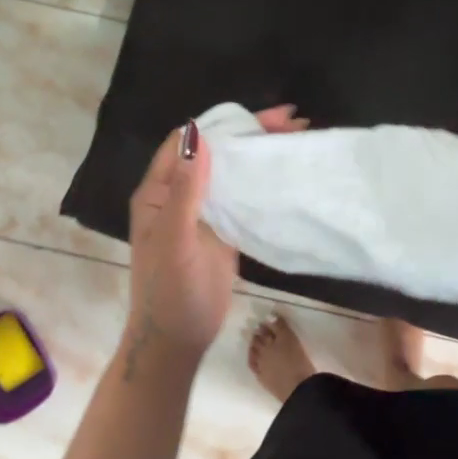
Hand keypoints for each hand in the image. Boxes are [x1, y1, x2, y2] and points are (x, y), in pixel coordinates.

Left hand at [124, 106, 309, 369]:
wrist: (176, 341)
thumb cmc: (168, 292)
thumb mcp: (175, 241)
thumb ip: (186, 191)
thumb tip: (200, 137)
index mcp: (159, 191)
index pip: (189, 142)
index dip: (222, 125)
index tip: (261, 117)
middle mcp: (179, 194)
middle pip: (215, 151)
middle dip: (250, 132)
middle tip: (294, 121)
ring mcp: (203, 211)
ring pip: (231, 170)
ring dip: (259, 152)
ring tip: (298, 137)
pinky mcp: (223, 229)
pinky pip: (242, 195)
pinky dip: (262, 180)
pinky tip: (287, 172)